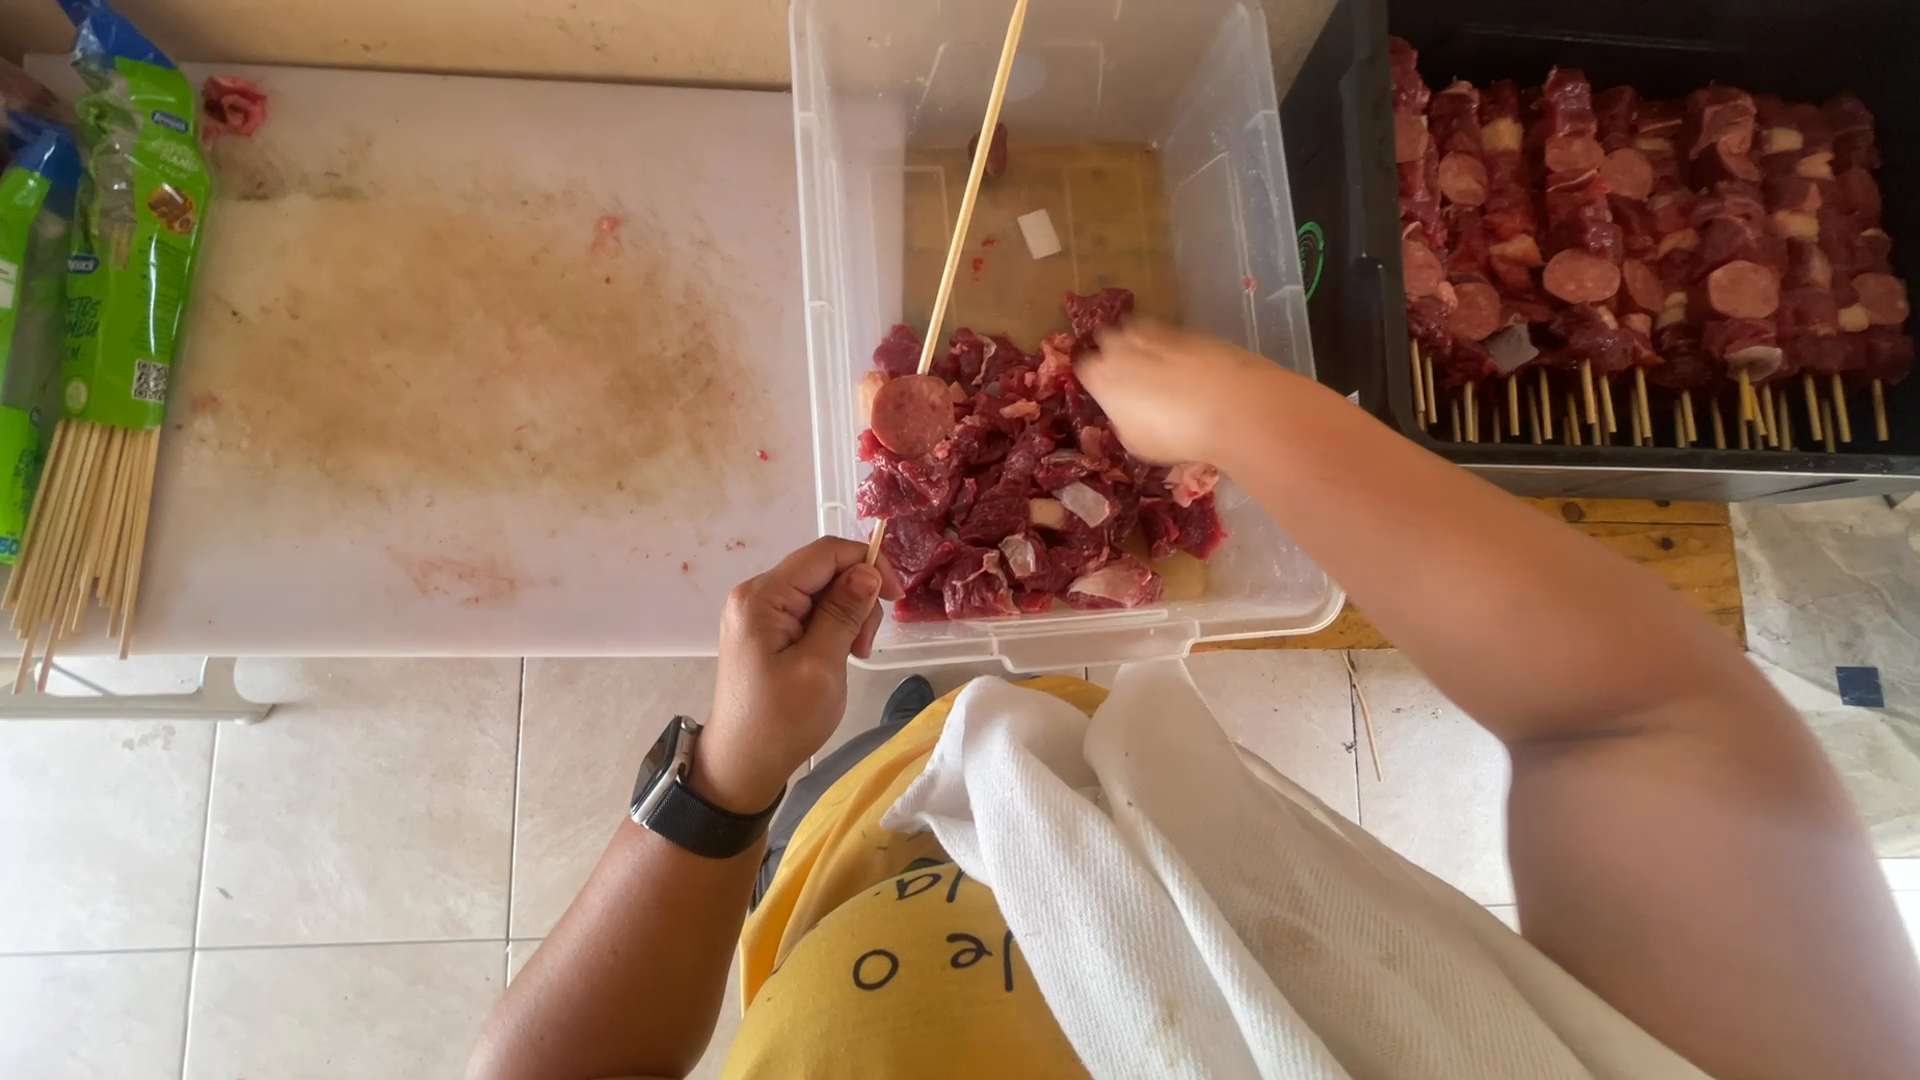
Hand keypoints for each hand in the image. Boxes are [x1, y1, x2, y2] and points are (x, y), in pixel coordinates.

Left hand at [695, 538, 904, 813]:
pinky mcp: (767, 630)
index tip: (897, 597)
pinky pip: (810, 610)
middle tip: (865, 645)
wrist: (741, 767)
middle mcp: (757, 594)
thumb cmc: (781, 721)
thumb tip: (867, 570)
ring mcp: (760, 612)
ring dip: (848, 615)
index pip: (825, 552)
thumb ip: (843, 612)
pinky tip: (838, 655)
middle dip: (858, 597)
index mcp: (763, 596)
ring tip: (853, 656)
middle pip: (825, 569)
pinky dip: (833, 626)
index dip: (868, 562)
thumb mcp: (821, 666)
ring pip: (822, 590)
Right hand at [1076, 320, 1285, 464]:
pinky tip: (1181, 363)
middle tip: (1124, 370)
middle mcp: (1120, 346)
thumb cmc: (1173, 435)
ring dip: (1136, 340)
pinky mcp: (1186, 329)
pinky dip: (1167, 343)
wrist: (1230, 406)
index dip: (1091, 375)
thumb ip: (1122, 421)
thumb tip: (1125, 413)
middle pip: (1104, 337)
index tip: (1100, 386)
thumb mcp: (1135, 442)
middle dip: (1110, 349)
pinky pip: (1165, 332)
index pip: (1082, 366)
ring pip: (1133, 327)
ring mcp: (1154, 333)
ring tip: (1150, 361)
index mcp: (1100, 376)